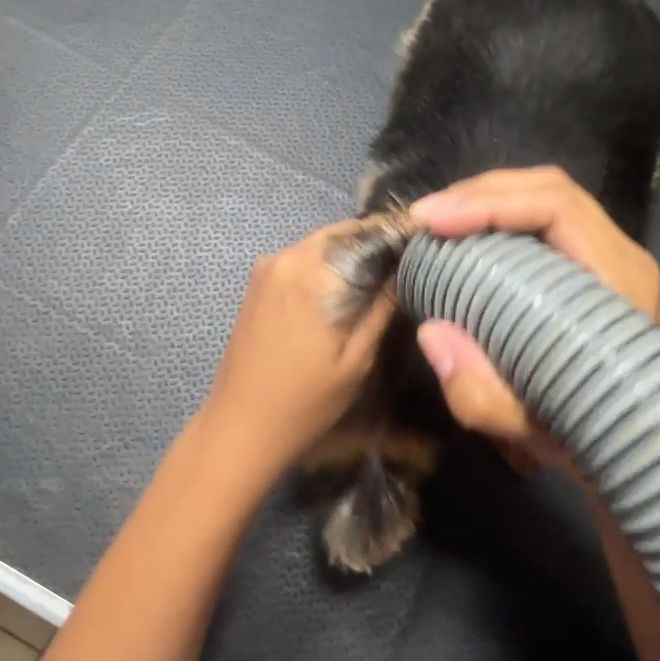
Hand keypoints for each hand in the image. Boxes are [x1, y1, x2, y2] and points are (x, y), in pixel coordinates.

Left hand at [201, 220, 395, 478]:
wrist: (239, 426)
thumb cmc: (305, 402)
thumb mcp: (357, 361)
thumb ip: (381, 309)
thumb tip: (404, 270)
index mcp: (316, 276)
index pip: (367, 237)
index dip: (396, 235)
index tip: (420, 240)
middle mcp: (289, 259)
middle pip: (342, 233)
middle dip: (373, 239)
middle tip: (403, 255)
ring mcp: (269, 266)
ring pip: (321, 242)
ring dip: (350, 248)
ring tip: (380, 268)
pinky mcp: (258, 279)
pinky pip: (301, 256)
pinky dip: (326, 260)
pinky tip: (344, 281)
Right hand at [408, 167, 659, 468]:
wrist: (634, 444)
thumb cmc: (586, 434)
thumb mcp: (531, 429)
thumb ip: (480, 393)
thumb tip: (430, 332)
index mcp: (618, 282)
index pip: (558, 208)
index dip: (492, 204)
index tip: (435, 222)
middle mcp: (621, 254)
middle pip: (550, 187)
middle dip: (480, 193)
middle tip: (425, 216)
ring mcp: (610, 251)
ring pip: (546, 192)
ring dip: (487, 196)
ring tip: (438, 217)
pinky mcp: (594, 257)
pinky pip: (545, 213)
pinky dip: (499, 211)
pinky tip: (466, 229)